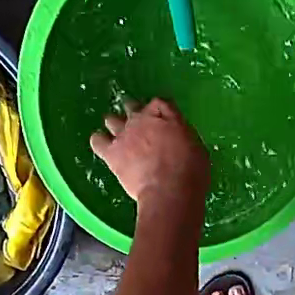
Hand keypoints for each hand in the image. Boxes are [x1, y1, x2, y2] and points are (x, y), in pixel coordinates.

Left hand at [90, 98, 208, 208]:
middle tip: (140, 127)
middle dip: (135, 113)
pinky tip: (105, 147)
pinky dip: (100, 142)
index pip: (160, 103)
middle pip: (132, 105)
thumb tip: (178, 140)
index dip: (160, 112)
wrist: (169, 191)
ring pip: (111, 119)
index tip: (163, 122)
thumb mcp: (197, 149)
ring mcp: (124, 134)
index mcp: (166, 116)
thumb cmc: (191, 173)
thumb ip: (183, 138)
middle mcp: (142, 119)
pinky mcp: (111, 152)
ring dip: (115, 125)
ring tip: (120, 137)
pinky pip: (97, 140)